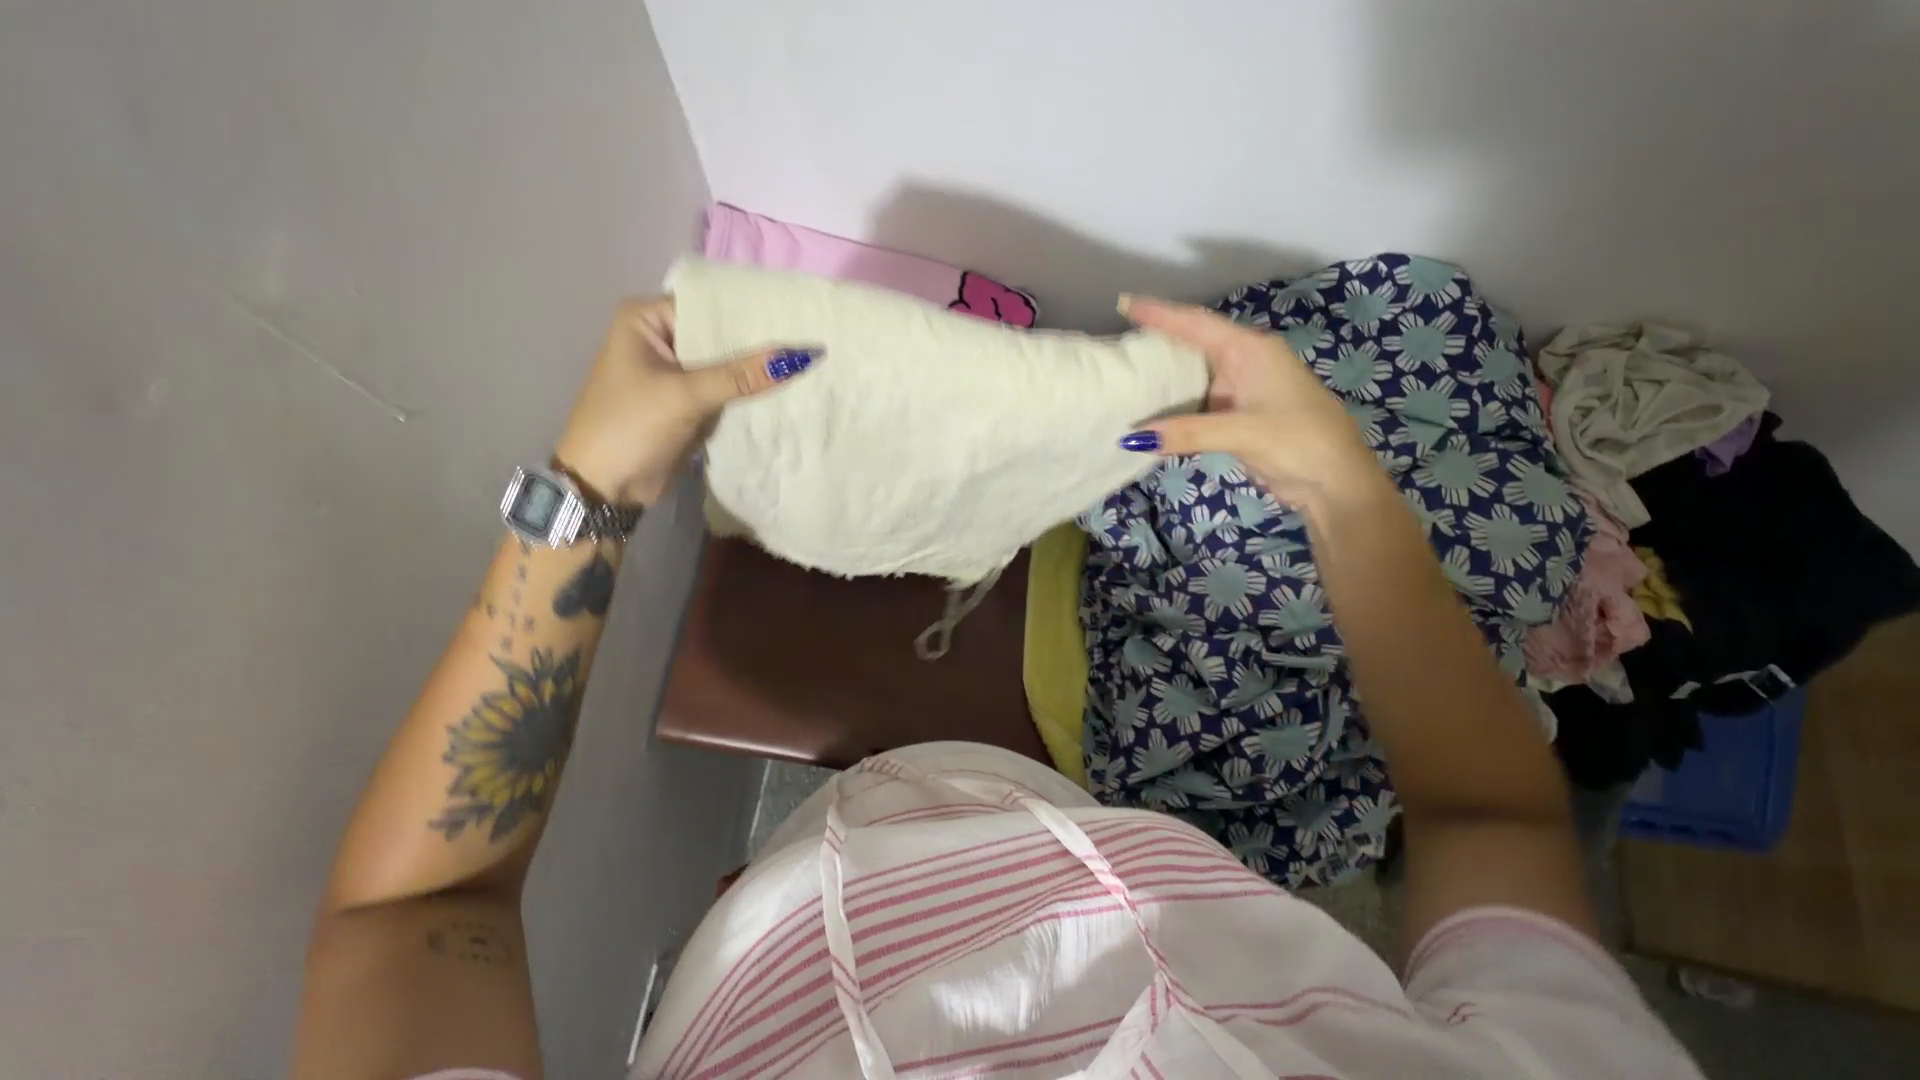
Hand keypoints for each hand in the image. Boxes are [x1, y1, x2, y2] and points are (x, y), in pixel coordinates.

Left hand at [553, 297, 818, 505]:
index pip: (709, 304)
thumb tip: (805, 354)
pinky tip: (788, 388)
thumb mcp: (685, 396)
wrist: (603, 488)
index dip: (751, 311)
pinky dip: (748, 394)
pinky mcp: (687, 402)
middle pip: (720, 334)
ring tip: (810, 362)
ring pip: (726, 365)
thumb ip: (742, 375)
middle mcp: (661, 338)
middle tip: (811, 338)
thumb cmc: (629, 428)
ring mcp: (675, 372)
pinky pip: (726, 391)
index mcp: (645, 319)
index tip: (796, 314)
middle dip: (758, 343)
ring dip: (757, 371)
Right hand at [1117, 296, 1386, 513]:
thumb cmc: (1299, 441)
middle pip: (1193, 345)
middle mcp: (1245, 363)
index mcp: (1251, 351)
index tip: (1125, 303)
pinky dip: (1175, 407)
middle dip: (1158, 342)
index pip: (1197, 325)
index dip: (1161, 313)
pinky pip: (1198, 405)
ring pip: (1194, 377)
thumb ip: (1188, 432)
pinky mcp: (1239, 418)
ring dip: (1165, 378)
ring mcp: (1242, 391)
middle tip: (1117, 342)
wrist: (1336, 481)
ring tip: (1125, 374)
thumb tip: (1133, 437)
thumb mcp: (1243, 433)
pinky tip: (1151, 411)